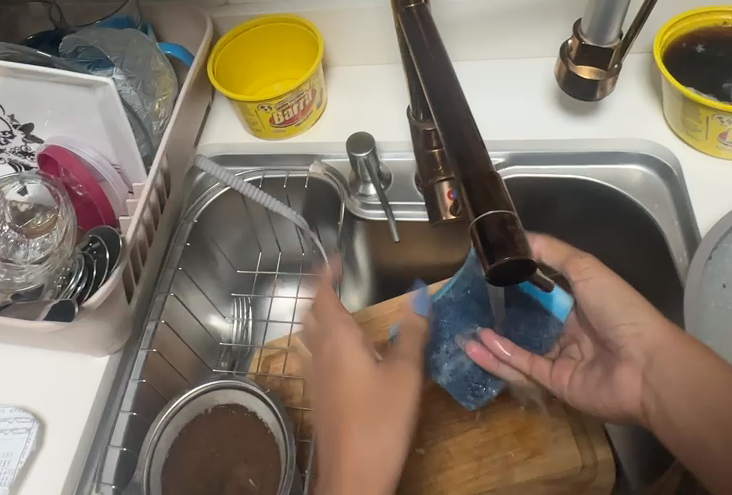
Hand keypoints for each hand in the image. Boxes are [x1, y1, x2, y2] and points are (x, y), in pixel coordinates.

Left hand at [301, 263, 428, 494]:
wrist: (352, 477)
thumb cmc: (379, 421)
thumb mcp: (405, 374)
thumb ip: (412, 333)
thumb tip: (420, 296)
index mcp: (337, 337)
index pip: (322, 292)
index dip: (325, 272)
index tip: (336, 259)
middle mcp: (320, 351)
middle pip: (311, 312)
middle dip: (321, 293)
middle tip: (339, 283)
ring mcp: (315, 375)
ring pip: (311, 335)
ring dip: (322, 318)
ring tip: (344, 314)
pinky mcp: (319, 397)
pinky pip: (317, 357)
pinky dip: (327, 343)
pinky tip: (349, 358)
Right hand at [461, 232, 685, 425]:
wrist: (647, 367)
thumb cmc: (619, 310)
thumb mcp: (585, 268)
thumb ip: (551, 252)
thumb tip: (517, 236)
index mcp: (578, 303)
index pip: (540, 291)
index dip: (514, 281)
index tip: (486, 270)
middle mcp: (568, 331)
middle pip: (526, 320)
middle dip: (497, 312)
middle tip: (466, 301)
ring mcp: (561, 358)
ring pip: (519, 346)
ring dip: (492, 338)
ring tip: (463, 327)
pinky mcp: (556, 383)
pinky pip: (523, 367)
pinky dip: (500, 356)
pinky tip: (479, 342)